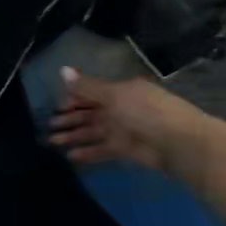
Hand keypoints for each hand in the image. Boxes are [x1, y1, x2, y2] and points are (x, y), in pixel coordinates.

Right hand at [46, 67, 211, 173]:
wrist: (177, 142)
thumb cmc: (145, 111)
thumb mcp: (114, 95)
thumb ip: (86, 87)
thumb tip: (62, 70)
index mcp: (120, 91)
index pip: (91, 93)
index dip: (73, 99)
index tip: (56, 107)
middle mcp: (120, 108)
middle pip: (89, 113)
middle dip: (69, 119)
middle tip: (49, 126)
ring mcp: (122, 130)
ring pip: (91, 132)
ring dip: (72, 136)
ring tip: (52, 142)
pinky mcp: (123, 149)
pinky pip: (100, 149)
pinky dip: (86, 152)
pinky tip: (70, 156)